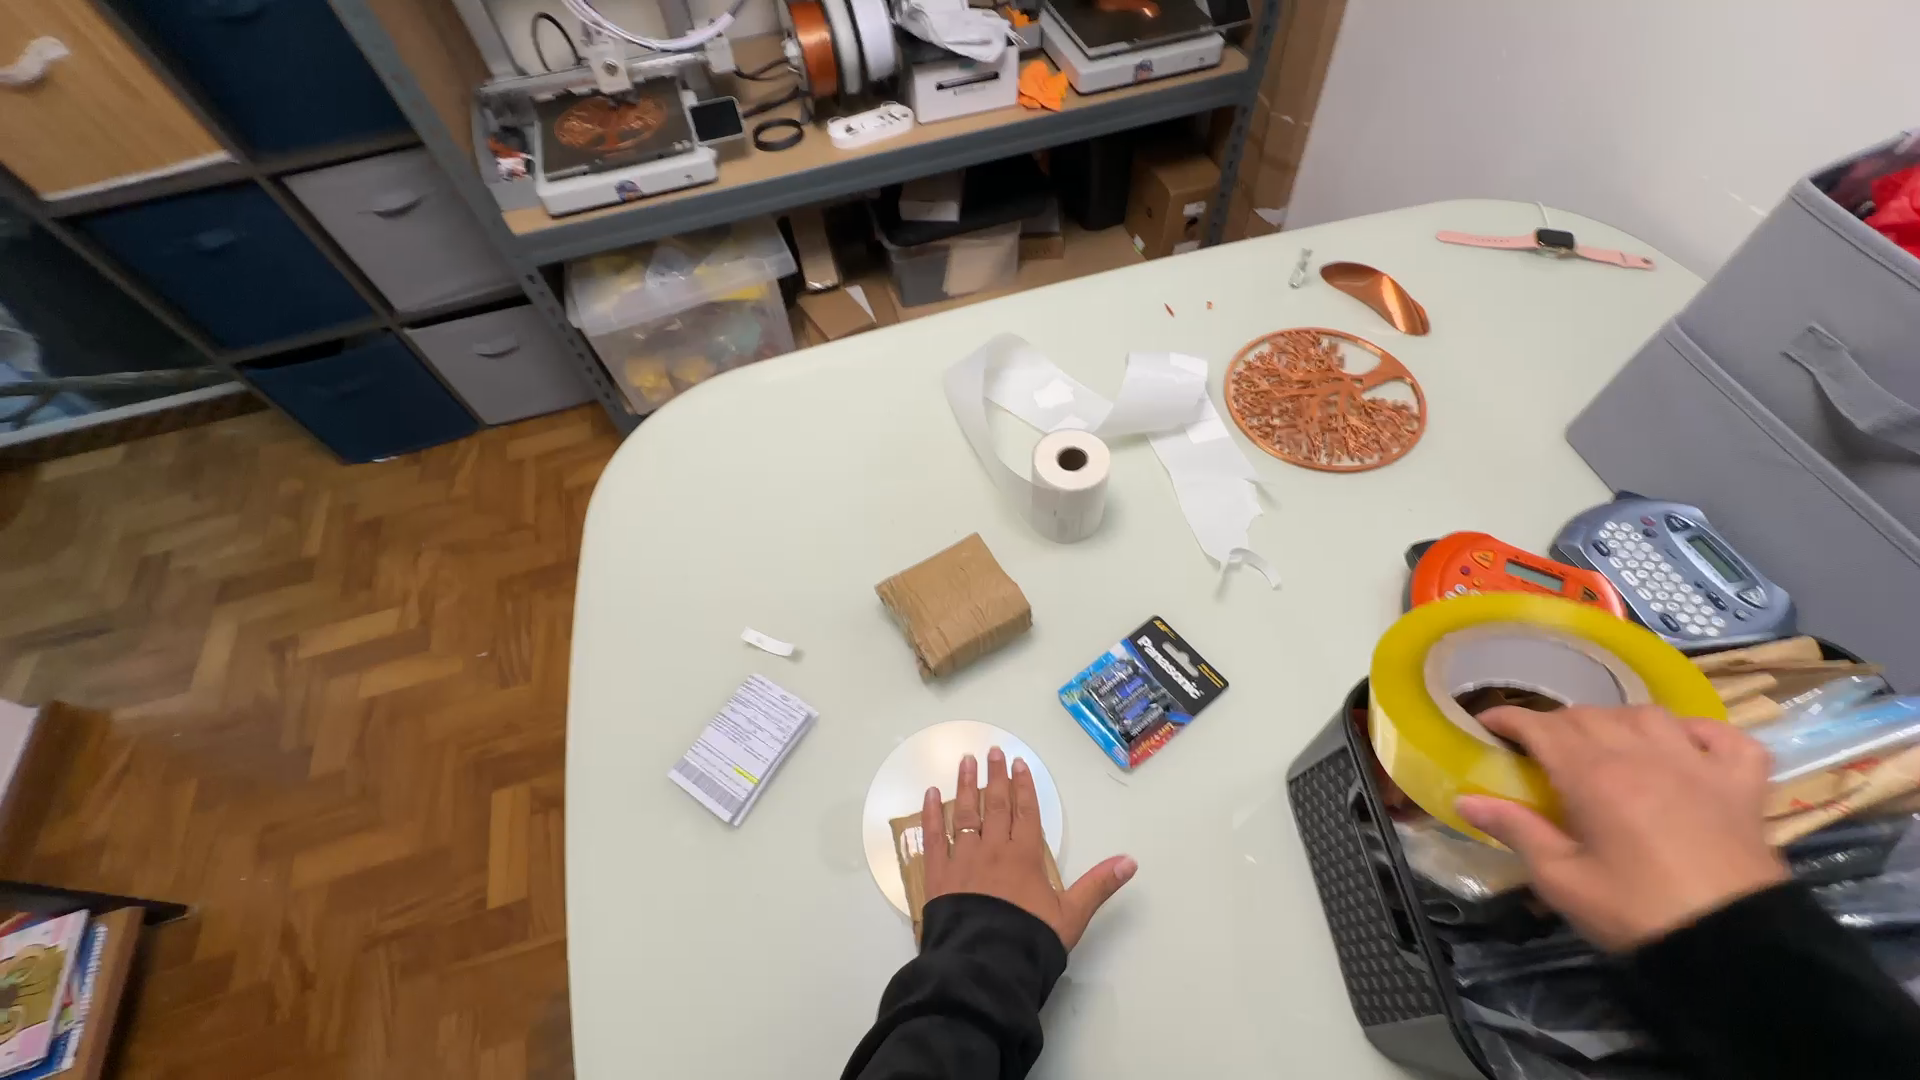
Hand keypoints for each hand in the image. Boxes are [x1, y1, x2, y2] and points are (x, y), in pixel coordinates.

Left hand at [922, 747, 1136, 949]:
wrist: (987, 965)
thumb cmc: (1029, 940)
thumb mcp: (1072, 916)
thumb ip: (1098, 885)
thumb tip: (1130, 861)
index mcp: (1024, 856)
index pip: (1025, 812)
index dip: (1023, 786)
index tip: (1018, 763)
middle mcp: (993, 849)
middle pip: (994, 805)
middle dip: (994, 776)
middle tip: (992, 751)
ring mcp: (963, 859)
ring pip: (964, 814)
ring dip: (964, 786)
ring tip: (964, 760)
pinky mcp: (938, 874)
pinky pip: (933, 837)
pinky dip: (930, 814)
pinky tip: (929, 794)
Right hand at [1455, 705, 1787, 952]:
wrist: (1741, 951)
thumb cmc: (1638, 912)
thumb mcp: (1560, 878)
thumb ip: (1515, 830)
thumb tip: (1465, 799)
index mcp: (1592, 775)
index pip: (1539, 726)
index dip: (1507, 718)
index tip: (1486, 724)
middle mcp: (1642, 757)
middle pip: (1587, 715)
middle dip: (1553, 723)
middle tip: (1537, 747)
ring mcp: (1698, 768)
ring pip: (1647, 715)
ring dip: (1616, 720)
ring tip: (1602, 742)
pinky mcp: (1742, 788)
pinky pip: (1725, 737)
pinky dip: (1700, 731)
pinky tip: (1682, 743)